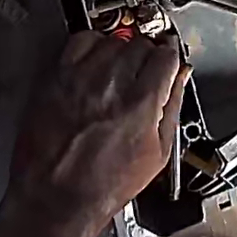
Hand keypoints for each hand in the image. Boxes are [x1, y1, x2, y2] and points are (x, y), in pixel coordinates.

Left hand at [8, 32, 188, 234]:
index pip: (166, 56)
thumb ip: (172, 107)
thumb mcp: (157, 154)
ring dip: (120, 51)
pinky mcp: (58, 76)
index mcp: (141, 104)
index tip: (168, 57)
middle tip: (142, 72)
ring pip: (113, 40)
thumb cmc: (104, 184)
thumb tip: (181, 77)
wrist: (56, 196)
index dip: (170, 56)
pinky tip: (93, 62)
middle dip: (146, 56)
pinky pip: (80, 40)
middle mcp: (112, 84)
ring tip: (117, 72)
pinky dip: (91, 45)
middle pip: (140, 44)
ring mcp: (82, 77)